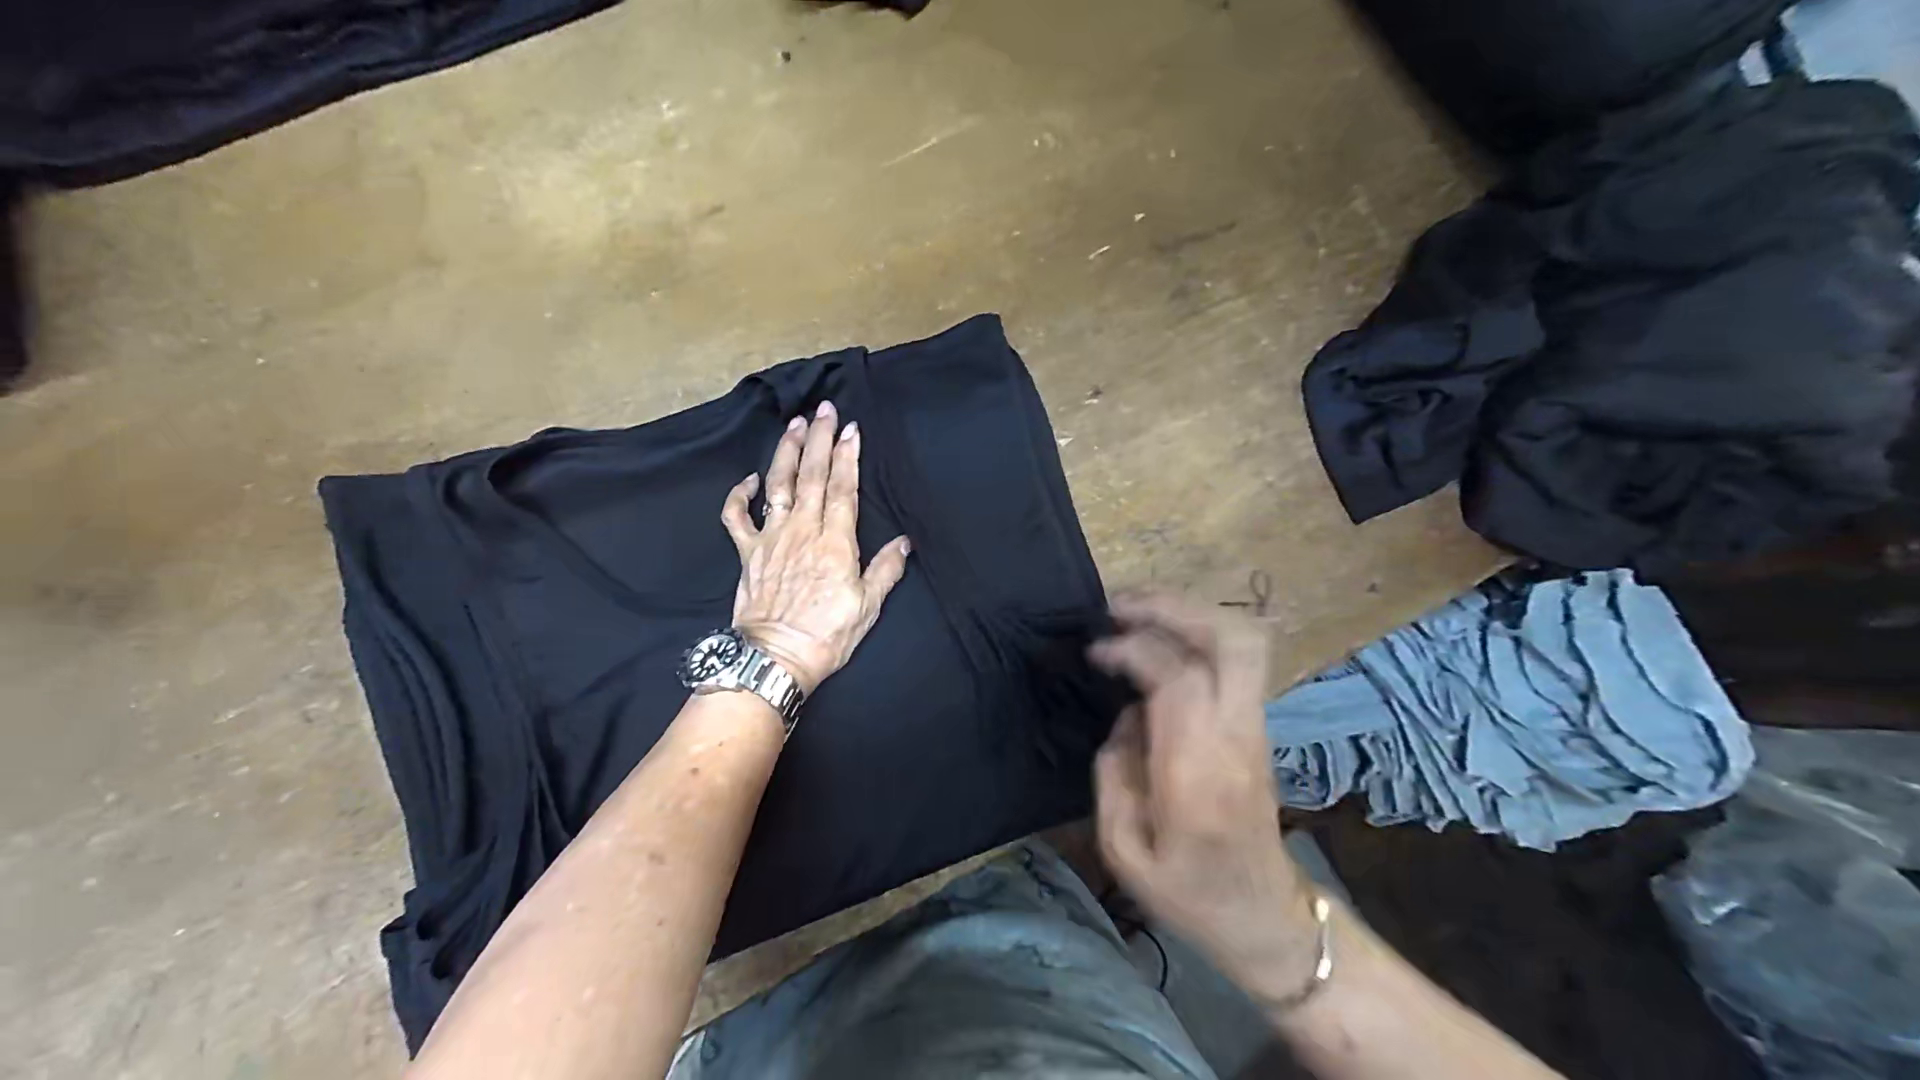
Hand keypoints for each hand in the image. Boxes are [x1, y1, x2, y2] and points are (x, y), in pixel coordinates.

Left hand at [720, 400, 911, 695]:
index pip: (842, 488)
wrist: (774, 659)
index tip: (851, 428)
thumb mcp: (867, 607)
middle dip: (819, 439)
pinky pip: (736, 517)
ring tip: (794, 424)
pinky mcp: (747, 553)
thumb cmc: (826, 636)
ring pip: (777, 484)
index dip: (848, 455)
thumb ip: (885, 570)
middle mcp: (802, 531)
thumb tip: (903, 543)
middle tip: (824, 409)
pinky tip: (750, 478)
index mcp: (834, 542)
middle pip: (811, 475)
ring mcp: (771, 539)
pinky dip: (739, 495)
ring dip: (786, 451)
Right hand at [1089, 592, 1320, 1005]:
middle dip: (1173, 607)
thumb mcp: (1125, 852)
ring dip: (1186, 612)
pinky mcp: (1256, 725)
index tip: (1094, 651)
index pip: (1179, 677)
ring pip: (1241, 640)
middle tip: (1119, 605)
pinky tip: (1157, 639)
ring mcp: (1255, 727)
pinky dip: (1194, 633)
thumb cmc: (1190, 895)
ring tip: (1134, 610)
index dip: (1133, 648)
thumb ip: (1114, 774)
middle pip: (1231, 639)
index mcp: (1199, 773)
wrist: (1267, 920)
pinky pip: (1234, 658)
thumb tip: (1126, 717)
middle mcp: (1237, 736)